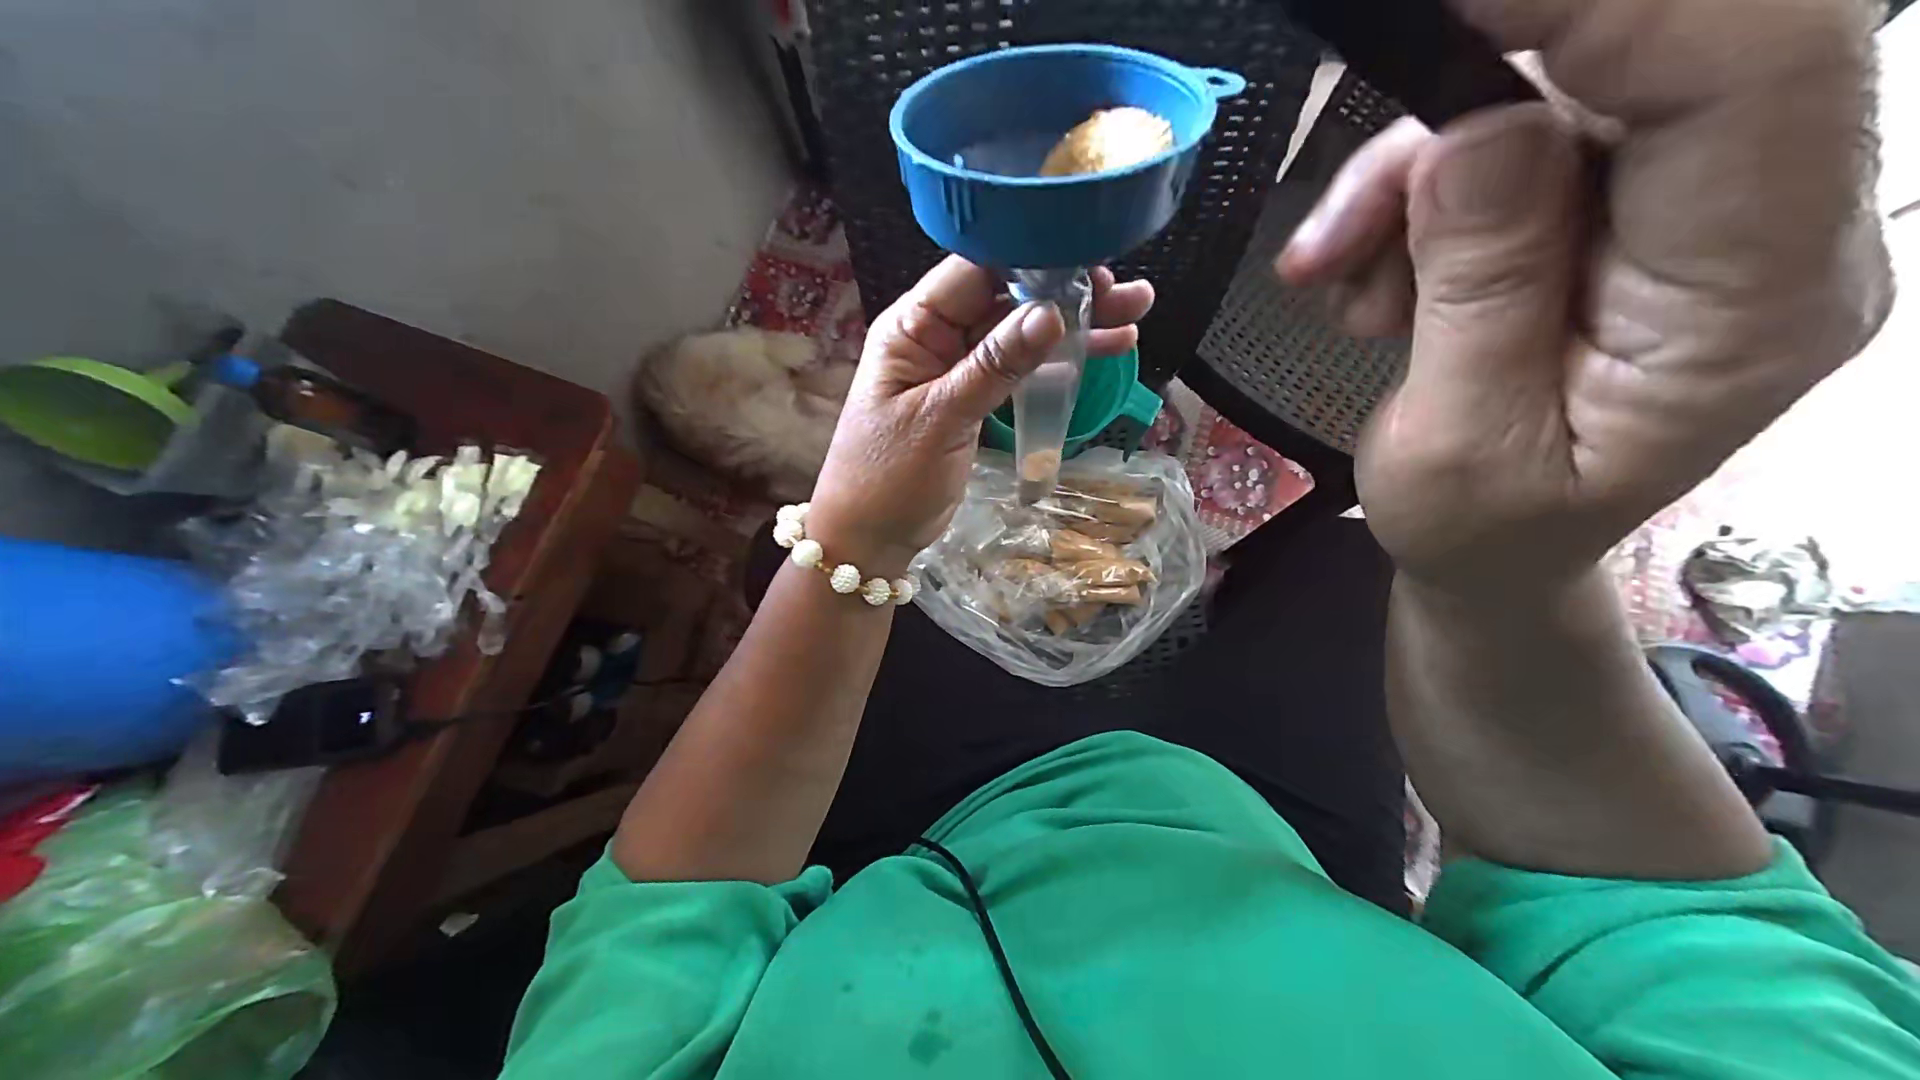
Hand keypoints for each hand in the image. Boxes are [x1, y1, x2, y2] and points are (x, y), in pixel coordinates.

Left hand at [807, 256, 1153, 575]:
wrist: (870, 537)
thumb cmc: (888, 477)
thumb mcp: (941, 418)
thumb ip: (995, 366)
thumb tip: (1051, 314)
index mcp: (912, 327)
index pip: (973, 272)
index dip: (1029, 260)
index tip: (1086, 259)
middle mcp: (935, 337)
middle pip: (1004, 299)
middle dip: (1063, 292)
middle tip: (1123, 290)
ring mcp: (956, 368)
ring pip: (1018, 332)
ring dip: (1071, 325)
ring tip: (1132, 311)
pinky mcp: (974, 398)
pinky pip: (1018, 368)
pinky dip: (1055, 361)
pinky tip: (1101, 348)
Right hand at [1279, 0, 1888, 595]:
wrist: (1490, 558)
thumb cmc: (1475, 532)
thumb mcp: (1455, 444)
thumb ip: (1478, 295)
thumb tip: (1475, 132)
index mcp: (1753, 306)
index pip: (1750, 74)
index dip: (1607, 5)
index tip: (1451, 6)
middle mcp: (1756, 231)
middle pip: (1638, 72)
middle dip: (1452, 125)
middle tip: (1333, 226)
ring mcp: (1681, 218)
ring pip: (1543, 111)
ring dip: (1404, 186)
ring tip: (1330, 279)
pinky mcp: (1607, 219)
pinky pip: (1503, 157)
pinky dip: (1408, 209)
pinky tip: (1366, 288)